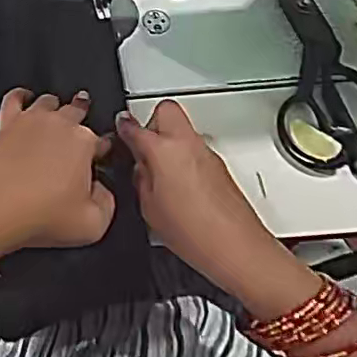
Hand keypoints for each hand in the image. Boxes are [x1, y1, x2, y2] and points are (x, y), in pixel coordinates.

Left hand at [0, 89, 115, 256]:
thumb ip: (107, 203)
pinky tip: (25, 99)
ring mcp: (32, 121)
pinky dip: (22, 96)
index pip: (103, 140)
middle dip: (84, 119)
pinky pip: (16, 98)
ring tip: (59, 116)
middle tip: (82, 133)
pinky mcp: (7, 123)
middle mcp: (61, 125)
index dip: (104, 150)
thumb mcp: (93, 224)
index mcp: (85, 143)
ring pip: (51, 101)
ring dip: (57, 107)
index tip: (100, 160)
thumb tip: (103, 193)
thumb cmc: (37, 215)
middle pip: (79, 111)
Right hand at [118, 101, 309, 311]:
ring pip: (184, 130)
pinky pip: (196, 150)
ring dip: (170, 142)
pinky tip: (180, 186)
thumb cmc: (197, 233)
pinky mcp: (219, 165)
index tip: (121, 128)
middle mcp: (188, 144)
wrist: (235, 246)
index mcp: (164, 151)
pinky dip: (185, 158)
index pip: (135, 127)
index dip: (124, 127)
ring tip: (161, 173)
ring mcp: (207, 153)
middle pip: (166, 110)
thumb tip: (140, 169)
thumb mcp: (149, 209)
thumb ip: (141, 180)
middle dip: (152, 122)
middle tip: (143, 146)